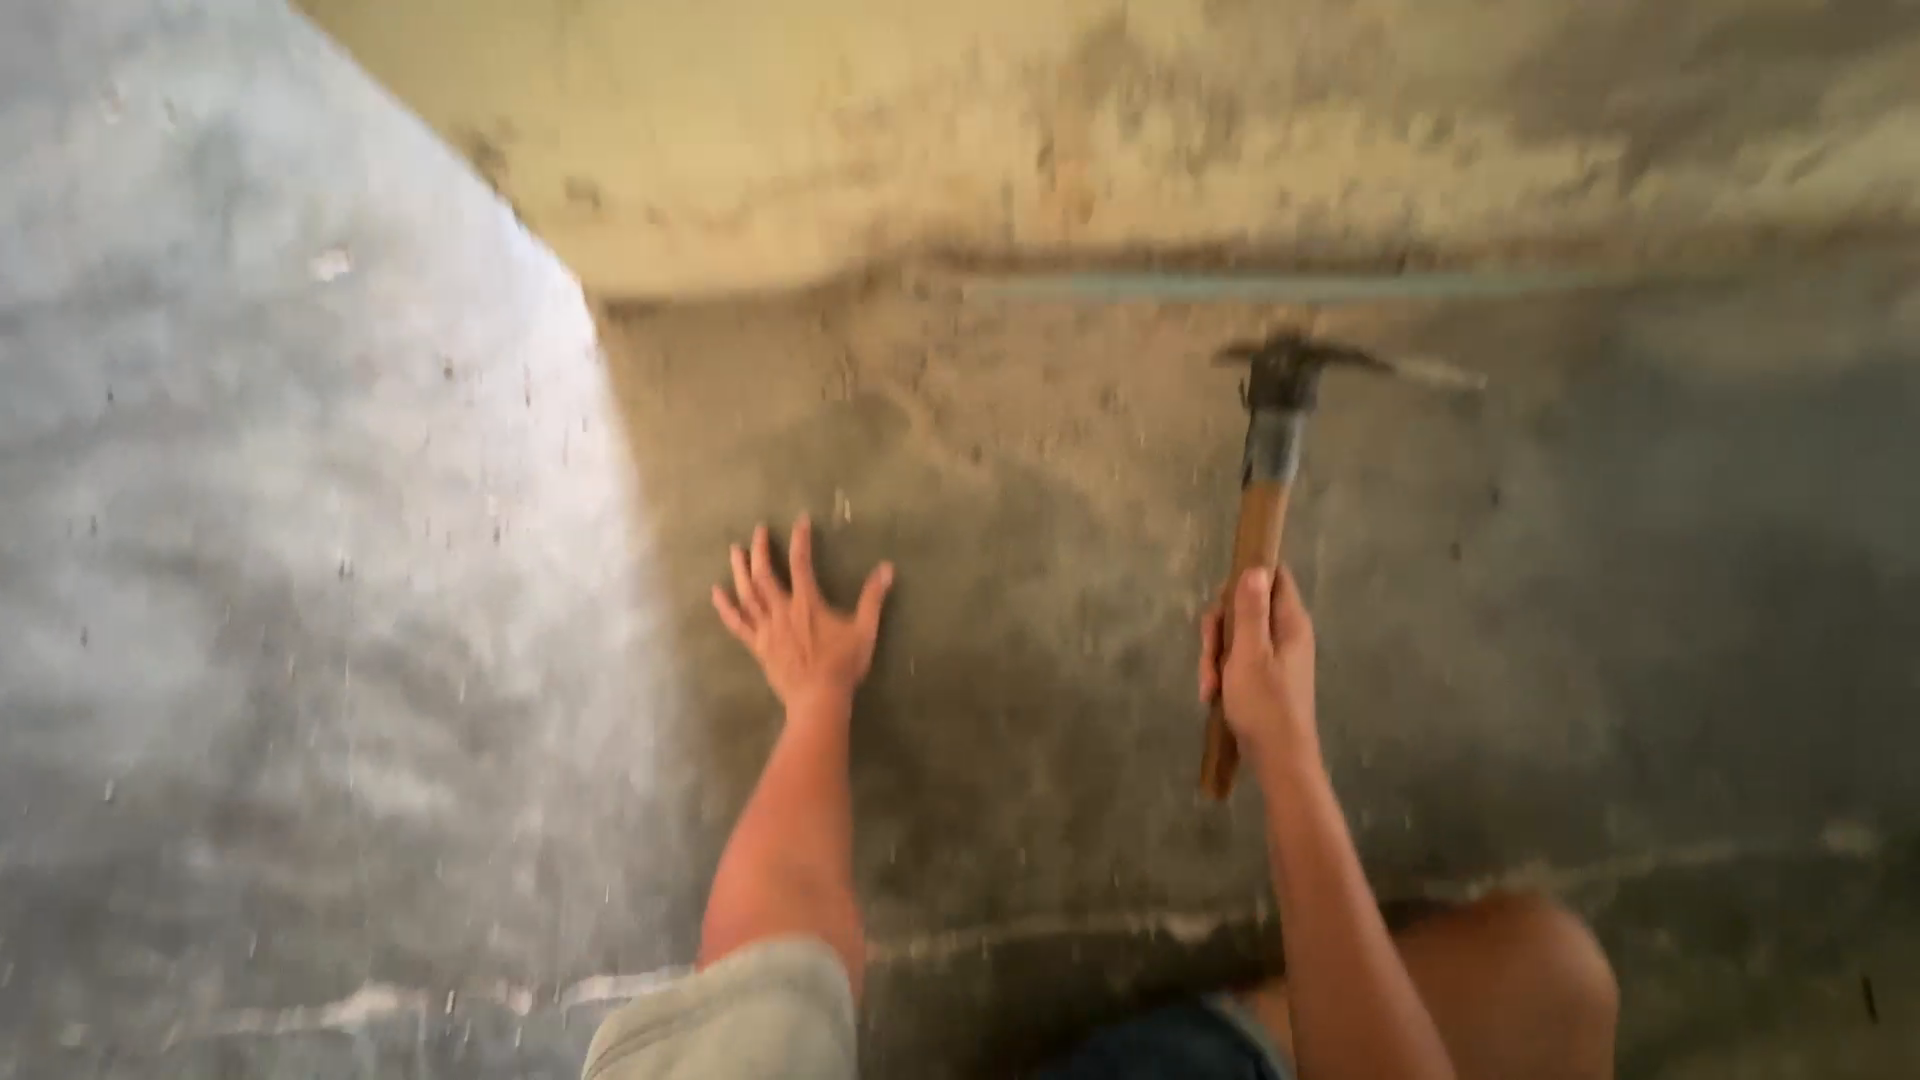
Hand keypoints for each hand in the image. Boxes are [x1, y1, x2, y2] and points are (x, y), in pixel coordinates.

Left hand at [712, 517, 894, 709]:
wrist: (818, 699)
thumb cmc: (842, 665)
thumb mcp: (865, 630)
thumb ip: (873, 598)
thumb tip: (887, 568)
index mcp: (807, 603)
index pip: (801, 563)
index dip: (800, 540)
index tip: (800, 521)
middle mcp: (782, 610)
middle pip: (765, 573)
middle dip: (760, 549)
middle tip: (759, 530)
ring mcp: (766, 628)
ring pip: (747, 593)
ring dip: (739, 570)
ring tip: (734, 550)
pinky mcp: (758, 646)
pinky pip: (737, 624)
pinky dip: (726, 607)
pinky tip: (716, 593)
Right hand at [1199, 566, 1318, 762]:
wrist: (1279, 758)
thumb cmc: (1265, 704)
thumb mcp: (1250, 653)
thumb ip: (1250, 610)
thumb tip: (1255, 567)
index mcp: (1290, 622)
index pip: (1274, 576)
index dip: (1246, 578)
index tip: (1222, 598)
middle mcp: (1286, 633)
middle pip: (1244, 605)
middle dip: (1218, 627)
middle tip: (1209, 652)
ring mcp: (1275, 654)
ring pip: (1235, 634)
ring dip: (1214, 655)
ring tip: (1209, 684)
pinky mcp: (1263, 674)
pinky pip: (1236, 657)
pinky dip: (1221, 671)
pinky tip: (1213, 693)